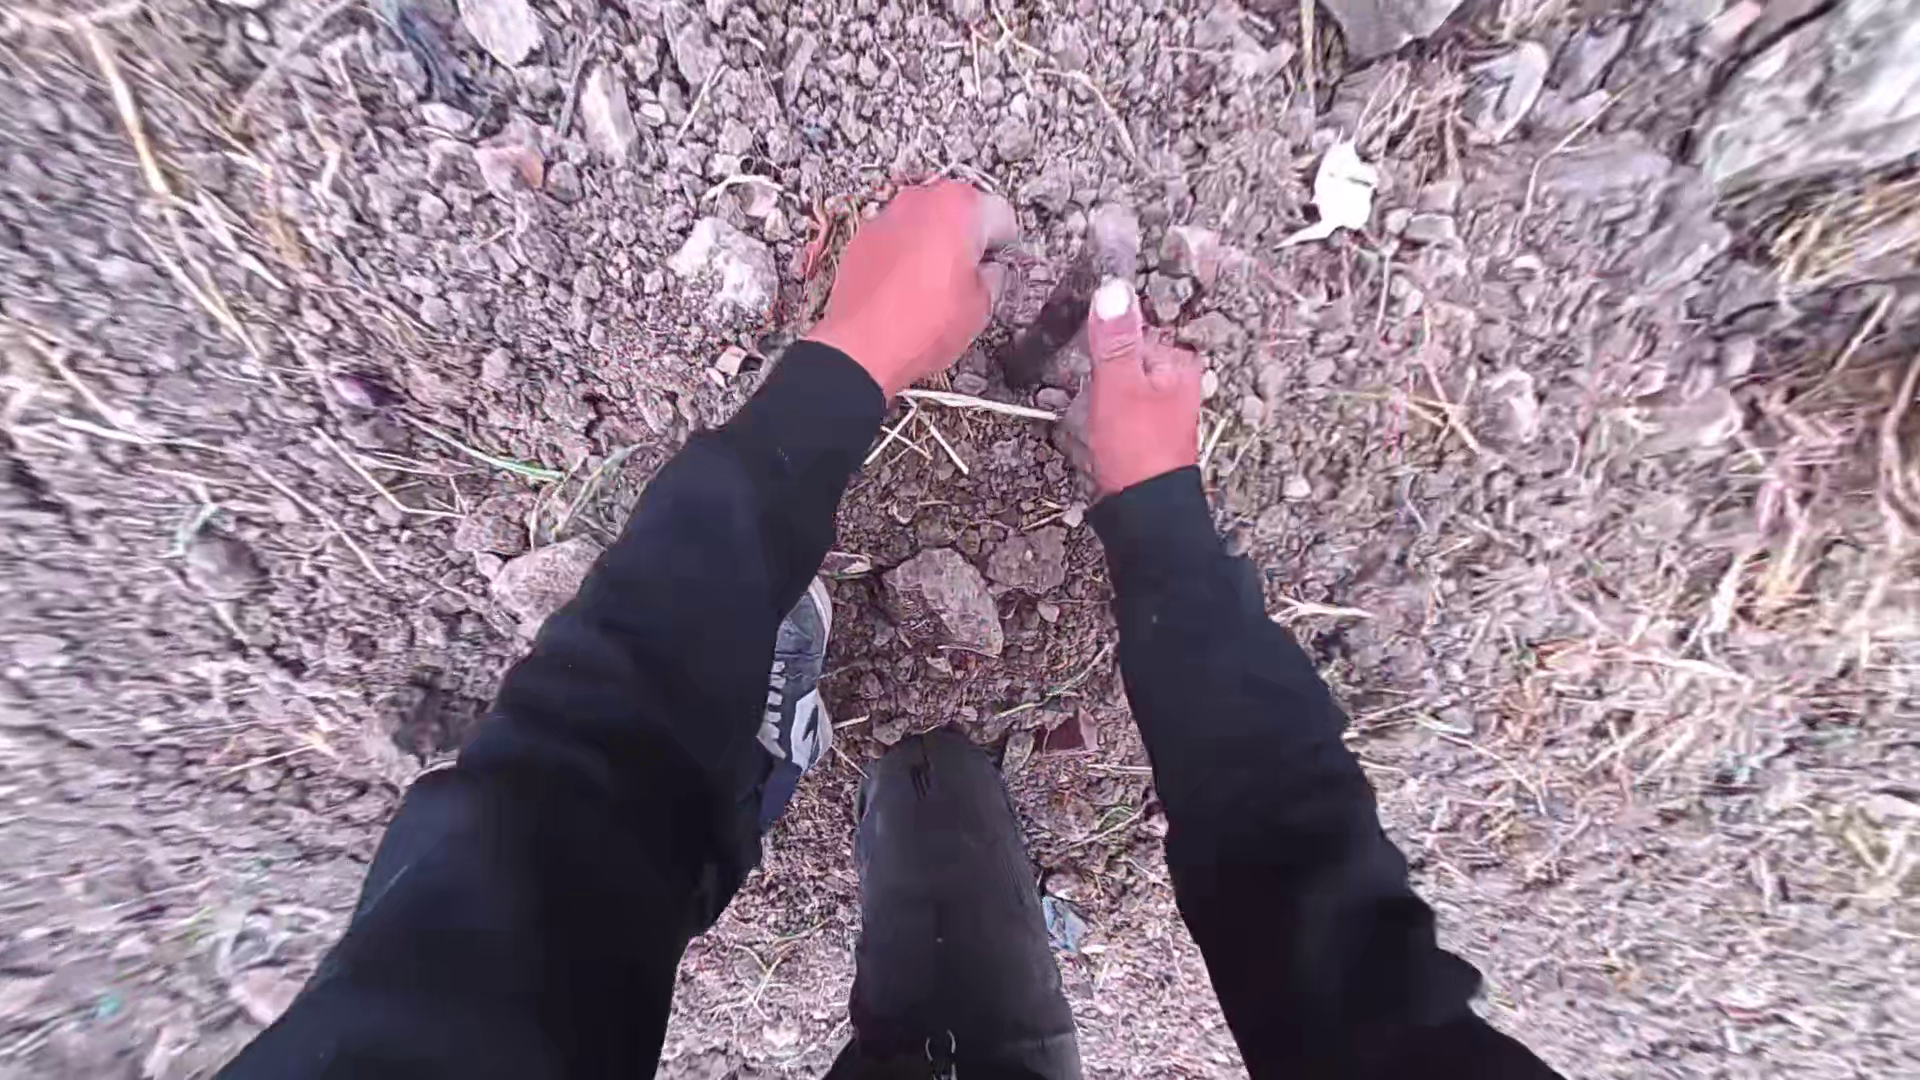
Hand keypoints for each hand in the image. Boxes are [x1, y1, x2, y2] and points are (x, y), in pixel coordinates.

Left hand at [807, 180, 1016, 397]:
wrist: (863, 349)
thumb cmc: (918, 327)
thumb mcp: (980, 309)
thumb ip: (993, 280)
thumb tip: (991, 275)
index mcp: (960, 207)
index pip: (1002, 216)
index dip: (1006, 247)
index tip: (1001, 264)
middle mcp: (921, 200)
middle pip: (960, 213)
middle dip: (968, 244)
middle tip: (970, 281)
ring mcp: (887, 217)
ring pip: (925, 225)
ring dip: (935, 250)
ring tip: (936, 293)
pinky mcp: (863, 240)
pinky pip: (896, 242)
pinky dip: (905, 260)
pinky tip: (909, 294)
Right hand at [1082, 278, 1203, 496]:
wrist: (1143, 509)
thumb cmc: (1138, 452)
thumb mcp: (1119, 386)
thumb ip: (1114, 340)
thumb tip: (1113, 291)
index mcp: (1177, 364)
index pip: (1135, 327)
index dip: (1104, 338)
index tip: (1088, 355)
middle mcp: (1173, 382)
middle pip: (1122, 357)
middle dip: (1097, 372)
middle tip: (1092, 398)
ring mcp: (1158, 407)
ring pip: (1113, 384)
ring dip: (1094, 397)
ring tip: (1094, 421)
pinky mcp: (1142, 428)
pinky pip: (1112, 408)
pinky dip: (1098, 415)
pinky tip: (1094, 431)